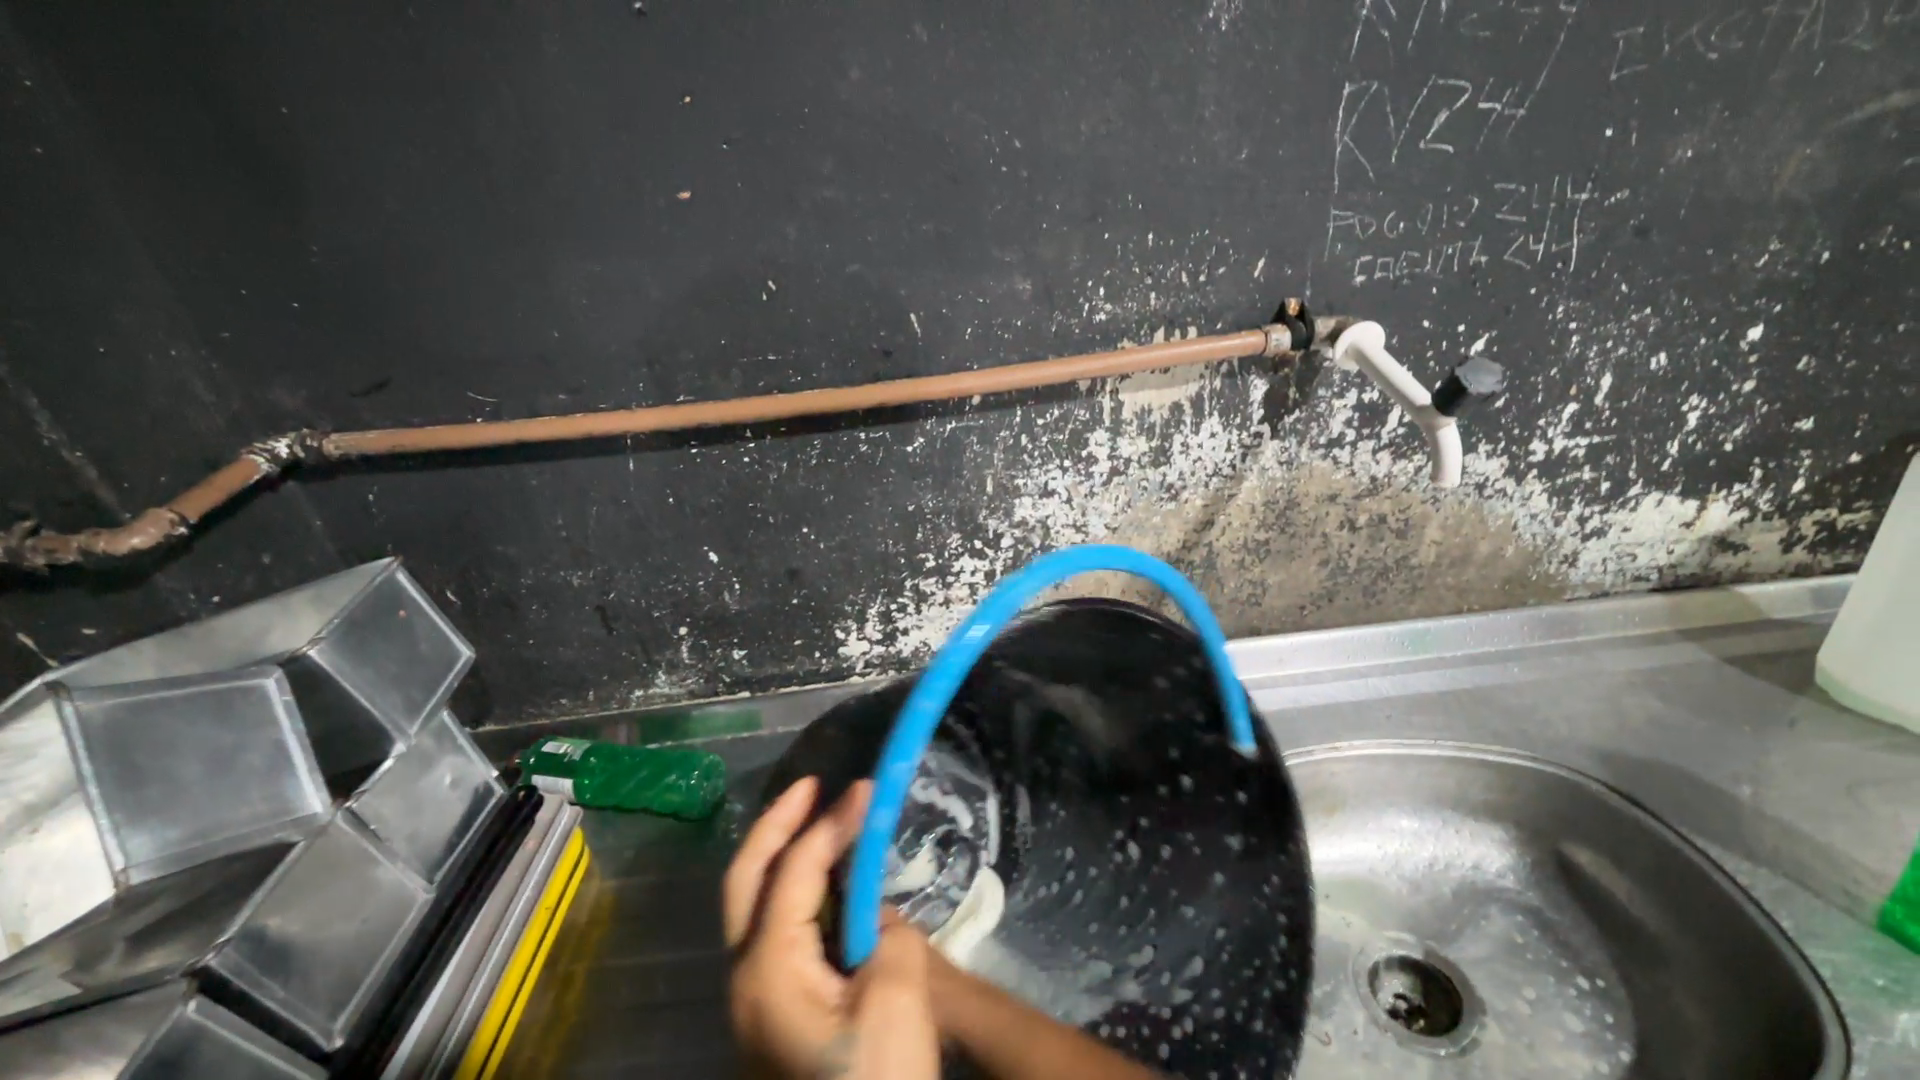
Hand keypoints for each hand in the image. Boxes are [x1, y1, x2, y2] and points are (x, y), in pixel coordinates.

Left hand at [724, 777, 940, 1079]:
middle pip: (747, 880)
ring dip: (782, 856)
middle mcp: (746, 975)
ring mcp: (757, 997)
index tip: (869, 790)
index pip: (795, 872)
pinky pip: (777, 933)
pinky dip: (797, 893)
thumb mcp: (897, 1003)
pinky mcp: (776, 1013)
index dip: (832, 824)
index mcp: (767, 967)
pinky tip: (829, 885)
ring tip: (819, 820)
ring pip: (754, 906)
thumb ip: (888, 936)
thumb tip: (877, 917)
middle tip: (812, 786)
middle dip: (776, 825)